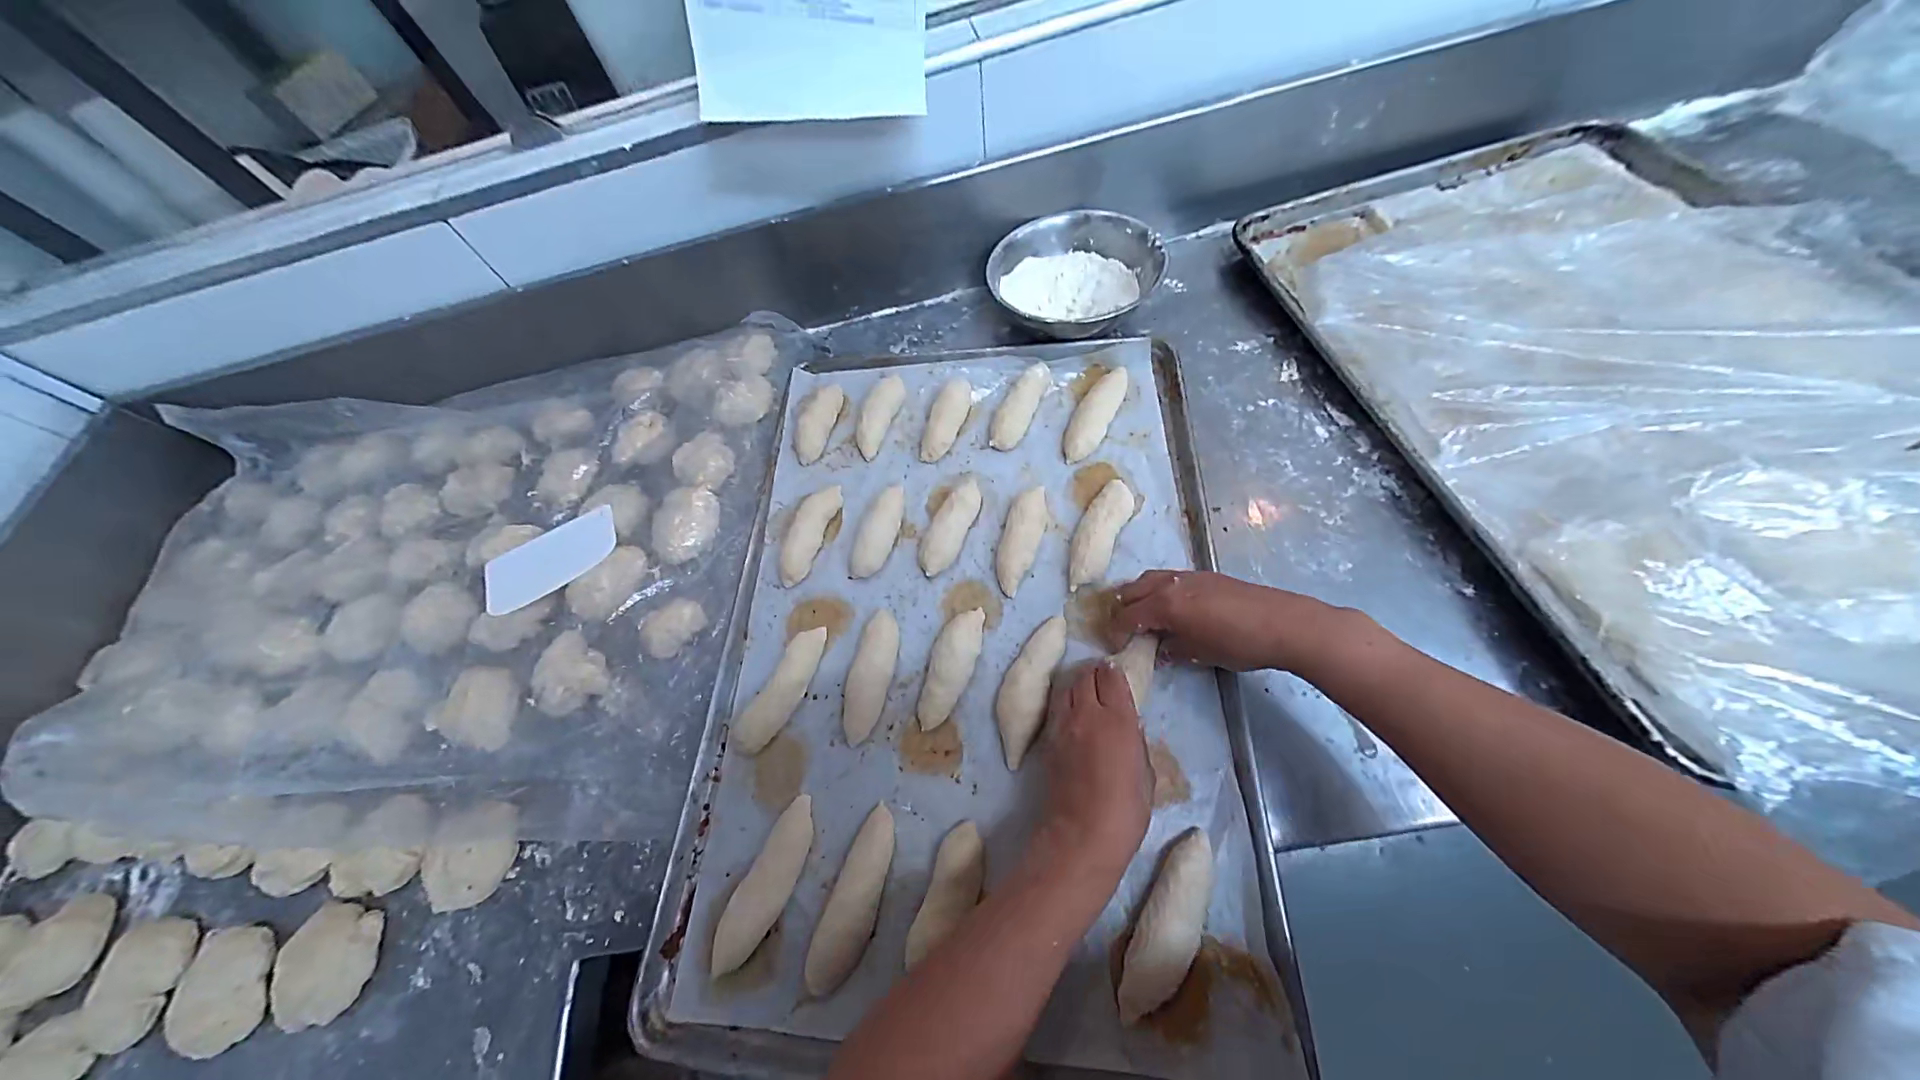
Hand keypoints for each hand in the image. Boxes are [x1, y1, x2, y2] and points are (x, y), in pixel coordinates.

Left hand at [1034, 662, 1149, 876]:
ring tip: (1086, 693)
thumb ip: (1136, 742)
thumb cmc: (1125, 811)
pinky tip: (1073, 716)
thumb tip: (1129, 727)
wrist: (1081, 835)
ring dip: (1076, 684)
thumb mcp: (1146, 774)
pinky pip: (1055, 708)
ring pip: (1065, 687)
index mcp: (1117, 719)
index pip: (1111, 675)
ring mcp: (1061, 725)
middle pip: (1085, 674)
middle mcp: (1086, 713)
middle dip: (1094, 673)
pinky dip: (1064, 703)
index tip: (1118, 674)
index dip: (1115, 671)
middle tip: (1103, 680)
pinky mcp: (1045, 739)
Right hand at [1109, 570, 1349, 672]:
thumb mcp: (1199, 653)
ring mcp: (1188, 576)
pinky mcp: (1205, 575)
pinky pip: (1168, 578)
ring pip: (1148, 579)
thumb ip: (1172, 648)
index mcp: (1164, 604)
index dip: (1115, 632)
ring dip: (1138, 595)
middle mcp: (1170, 583)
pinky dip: (1158, 590)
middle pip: (1131, 591)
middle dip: (1121, 609)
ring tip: (1142, 615)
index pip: (1126, 616)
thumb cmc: (1238, 643)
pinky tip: (1170, 607)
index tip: (1114, 645)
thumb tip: (1159, 648)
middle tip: (1123, 629)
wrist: (1283, 623)